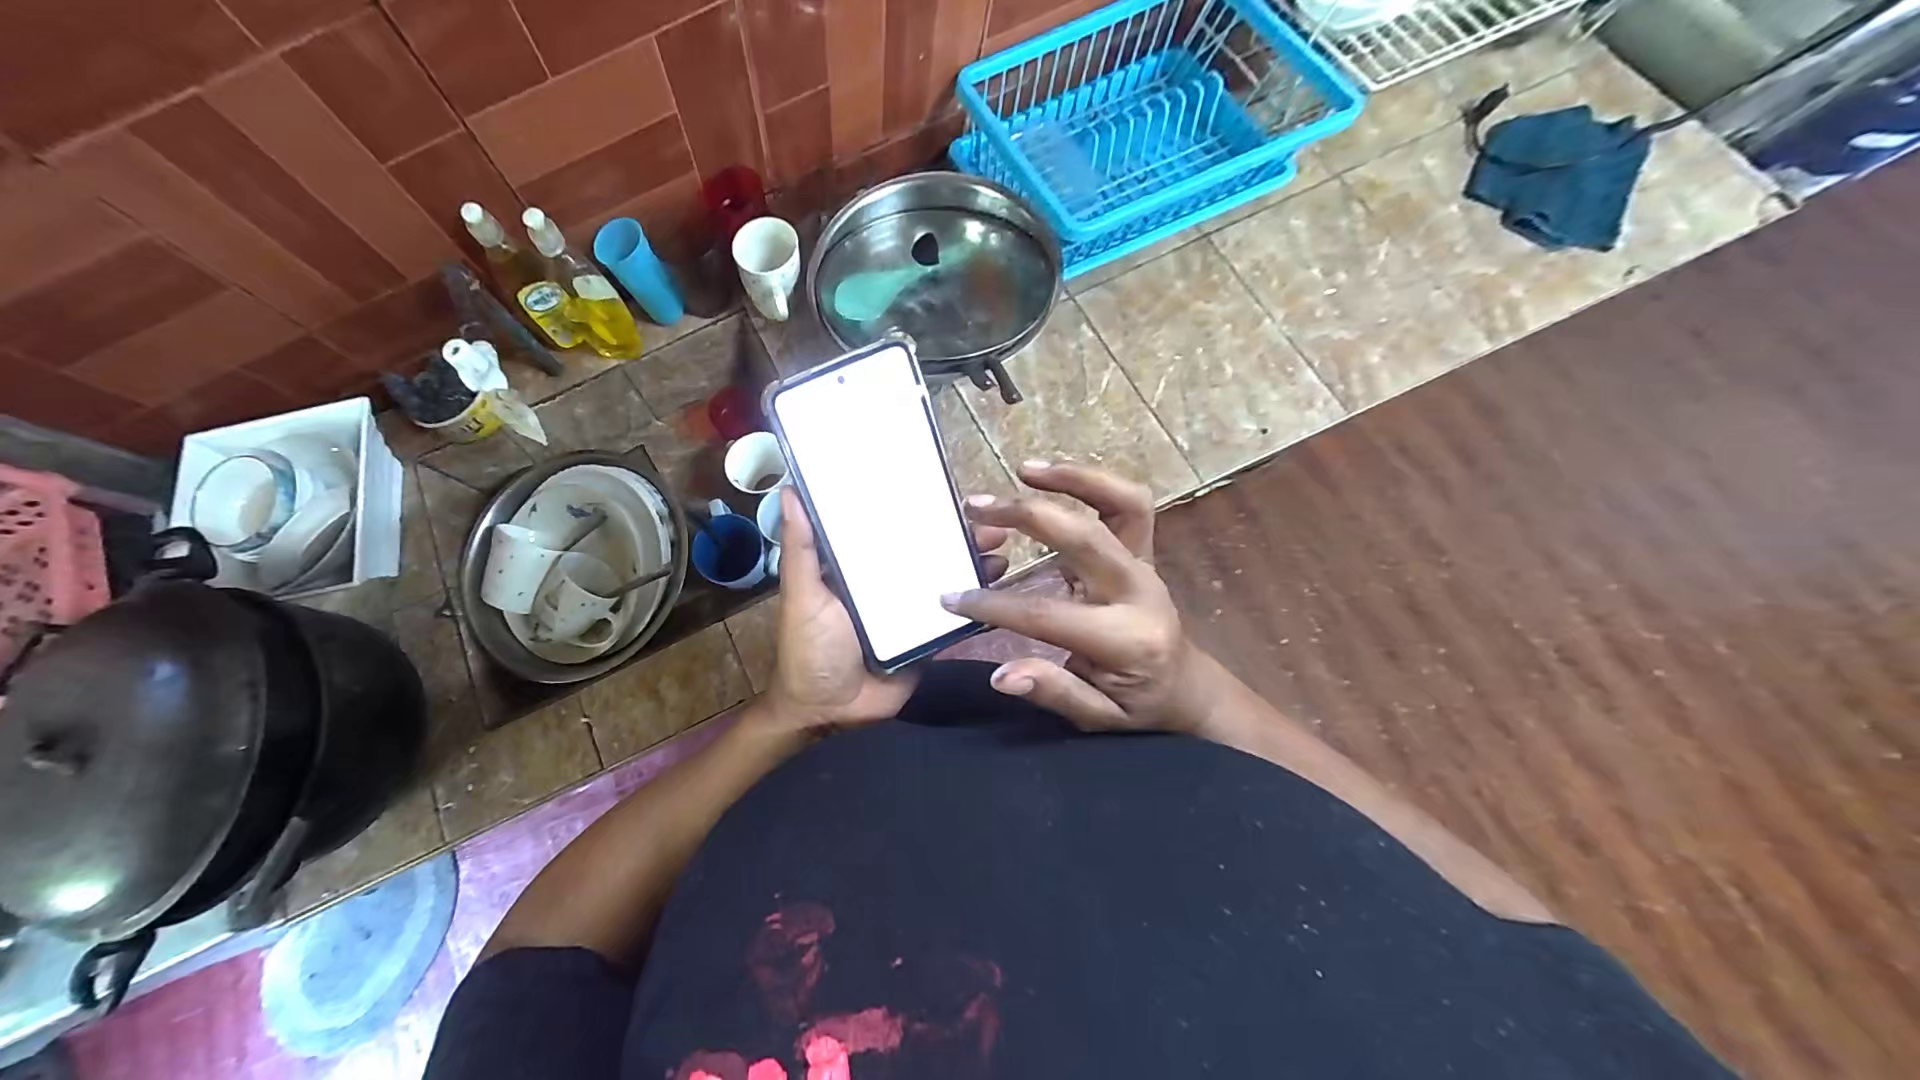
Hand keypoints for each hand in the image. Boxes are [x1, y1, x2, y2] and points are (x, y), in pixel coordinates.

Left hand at [753, 487, 1013, 740]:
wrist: (829, 714)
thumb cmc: (810, 649)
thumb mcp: (803, 595)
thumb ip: (801, 548)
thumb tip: (789, 491)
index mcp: (858, 567)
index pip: (892, 528)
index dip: (919, 508)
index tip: (947, 491)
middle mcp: (887, 583)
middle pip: (928, 550)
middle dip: (959, 534)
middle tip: (990, 521)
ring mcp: (912, 610)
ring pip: (948, 577)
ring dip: (974, 560)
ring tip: (1001, 545)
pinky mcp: (930, 637)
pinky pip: (957, 613)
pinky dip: (979, 597)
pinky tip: (999, 579)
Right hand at [940, 462, 1216, 734]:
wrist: (1184, 685)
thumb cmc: (1138, 705)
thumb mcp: (1098, 718)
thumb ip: (1054, 692)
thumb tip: (1001, 676)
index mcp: (1124, 639)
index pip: (1047, 615)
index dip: (994, 605)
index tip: (950, 599)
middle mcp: (1138, 591)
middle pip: (1084, 538)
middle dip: (1026, 516)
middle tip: (976, 509)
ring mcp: (1145, 564)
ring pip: (1120, 504)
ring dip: (1070, 479)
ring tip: (1022, 469)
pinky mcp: (1144, 550)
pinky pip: (1127, 503)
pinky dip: (1090, 481)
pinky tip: (1047, 474)